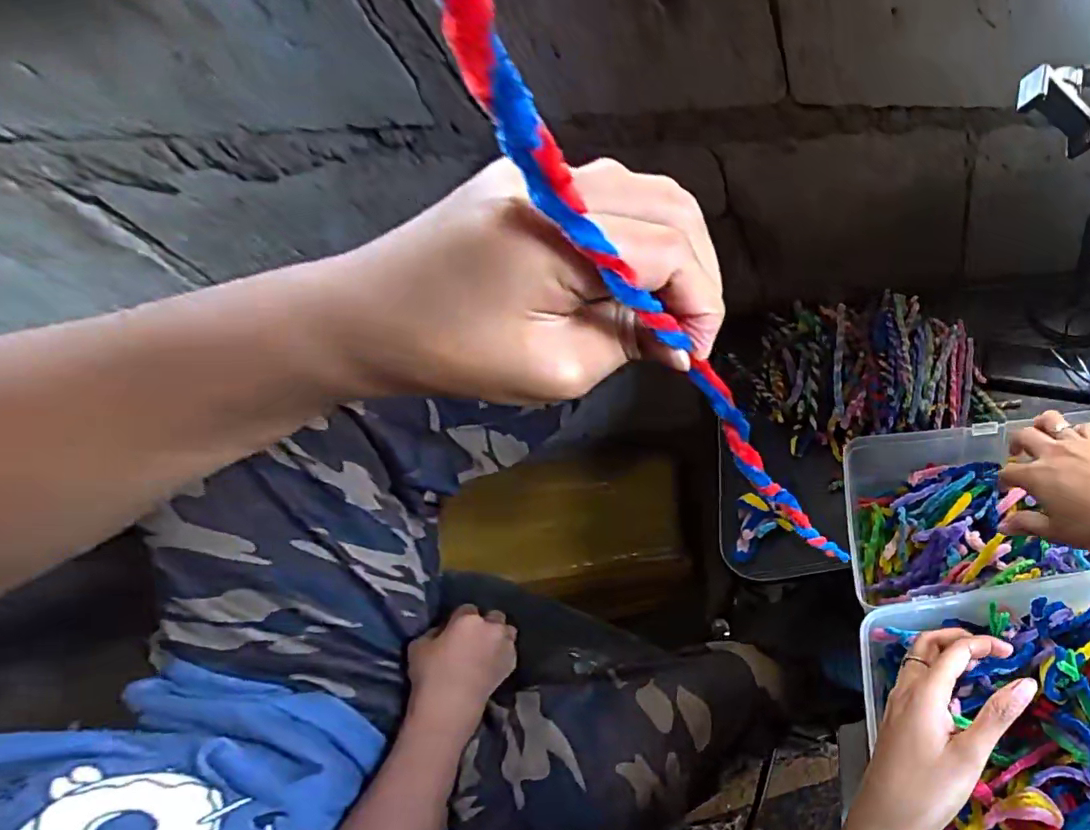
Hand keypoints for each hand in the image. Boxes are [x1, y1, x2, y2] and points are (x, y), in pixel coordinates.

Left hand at [319, 157, 723, 403]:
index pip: (670, 251)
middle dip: (700, 276)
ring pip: (656, 195)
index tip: (693, 353)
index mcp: (555, 232)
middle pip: (675, 209)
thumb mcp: (560, 368)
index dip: (701, 305)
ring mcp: (546, 178)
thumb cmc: (456, 352)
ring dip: (681, 253)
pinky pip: (623, 196)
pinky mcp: (539, 184)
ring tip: (670, 307)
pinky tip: (639, 281)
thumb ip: (631, 344)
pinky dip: (651, 239)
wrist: (364, 316)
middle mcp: (556, 187)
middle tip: (687, 329)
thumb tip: (681, 344)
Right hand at [404, 605, 517, 736]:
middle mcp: (493, 627)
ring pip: (507, 630)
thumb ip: (434, 632)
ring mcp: (507, 643)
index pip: (467, 608)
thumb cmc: (431, 671)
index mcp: (468, 620)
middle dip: (485, 622)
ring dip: (499, 634)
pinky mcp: (513, 659)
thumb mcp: (418, 646)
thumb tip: (443, 630)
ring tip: (487, 645)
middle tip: (473, 635)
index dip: (460, 617)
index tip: (454, 626)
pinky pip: (510, 648)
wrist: (454, 699)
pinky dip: (503, 650)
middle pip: (494, 616)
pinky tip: (492, 660)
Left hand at [837, 629, 1037, 829]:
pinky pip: (914, 684)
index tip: (1012, 653)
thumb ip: (998, 716)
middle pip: (927, 645)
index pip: (955, 651)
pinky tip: (954, 702)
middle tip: (988, 648)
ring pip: (917, 664)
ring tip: (975, 668)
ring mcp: (895, 708)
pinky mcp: (894, 724)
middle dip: (958, 637)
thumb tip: (1027, 682)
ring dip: (944, 655)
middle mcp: (905, 693)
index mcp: (924, 694)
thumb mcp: (969, 757)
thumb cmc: (926, 796)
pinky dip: (935, 676)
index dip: (985, 644)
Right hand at [999, 410, 1089, 548]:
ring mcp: (1076, 442)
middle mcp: (1052, 453)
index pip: (1009, 471)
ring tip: (1041, 437)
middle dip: (1014, 444)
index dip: (1003, 480)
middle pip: (1024, 435)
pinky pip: (1080, 427)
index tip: (1006, 489)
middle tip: (1017, 456)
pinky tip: (1077, 443)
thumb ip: (1028, 525)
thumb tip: (1003, 526)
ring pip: (1050, 420)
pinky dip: (1073, 432)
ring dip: (1040, 425)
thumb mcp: (1057, 532)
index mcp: (1037, 476)